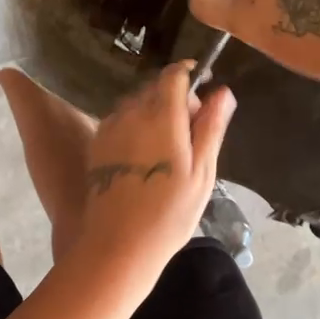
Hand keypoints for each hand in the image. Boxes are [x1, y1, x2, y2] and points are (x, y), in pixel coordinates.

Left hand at [76, 62, 235, 274]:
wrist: (119, 243)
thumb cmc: (170, 211)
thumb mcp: (202, 171)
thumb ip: (211, 126)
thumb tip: (222, 91)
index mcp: (162, 116)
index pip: (174, 75)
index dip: (190, 76)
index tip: (202, 93)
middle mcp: (132, 112)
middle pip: (155, 87)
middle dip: (175, 99)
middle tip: (190, 135)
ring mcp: (110, 126)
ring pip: (136, 103)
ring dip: (153, 112)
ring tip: (167, 150)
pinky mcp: (97, 141)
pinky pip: (120, 120)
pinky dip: (135, 126)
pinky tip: (144, 157)